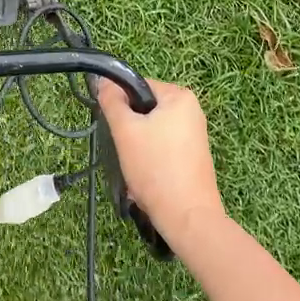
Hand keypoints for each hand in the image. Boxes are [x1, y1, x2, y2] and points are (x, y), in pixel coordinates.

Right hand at [95, 77, 225, 245]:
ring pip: (151, 132)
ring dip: (138, 149)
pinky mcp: (193, 158)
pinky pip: (163, 149)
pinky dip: (151, 161)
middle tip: (125, 150)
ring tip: (135, 169)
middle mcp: (192, 111)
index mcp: (180, 96)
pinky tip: (146, 179)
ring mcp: (195, 136)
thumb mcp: (125, 130)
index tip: (115, 128)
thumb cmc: (156, 168)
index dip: (120, 104)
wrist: (188, 219)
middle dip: (130, 131)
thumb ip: (111, 101)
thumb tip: (104, 81)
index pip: (138, 87)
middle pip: (145, 111)